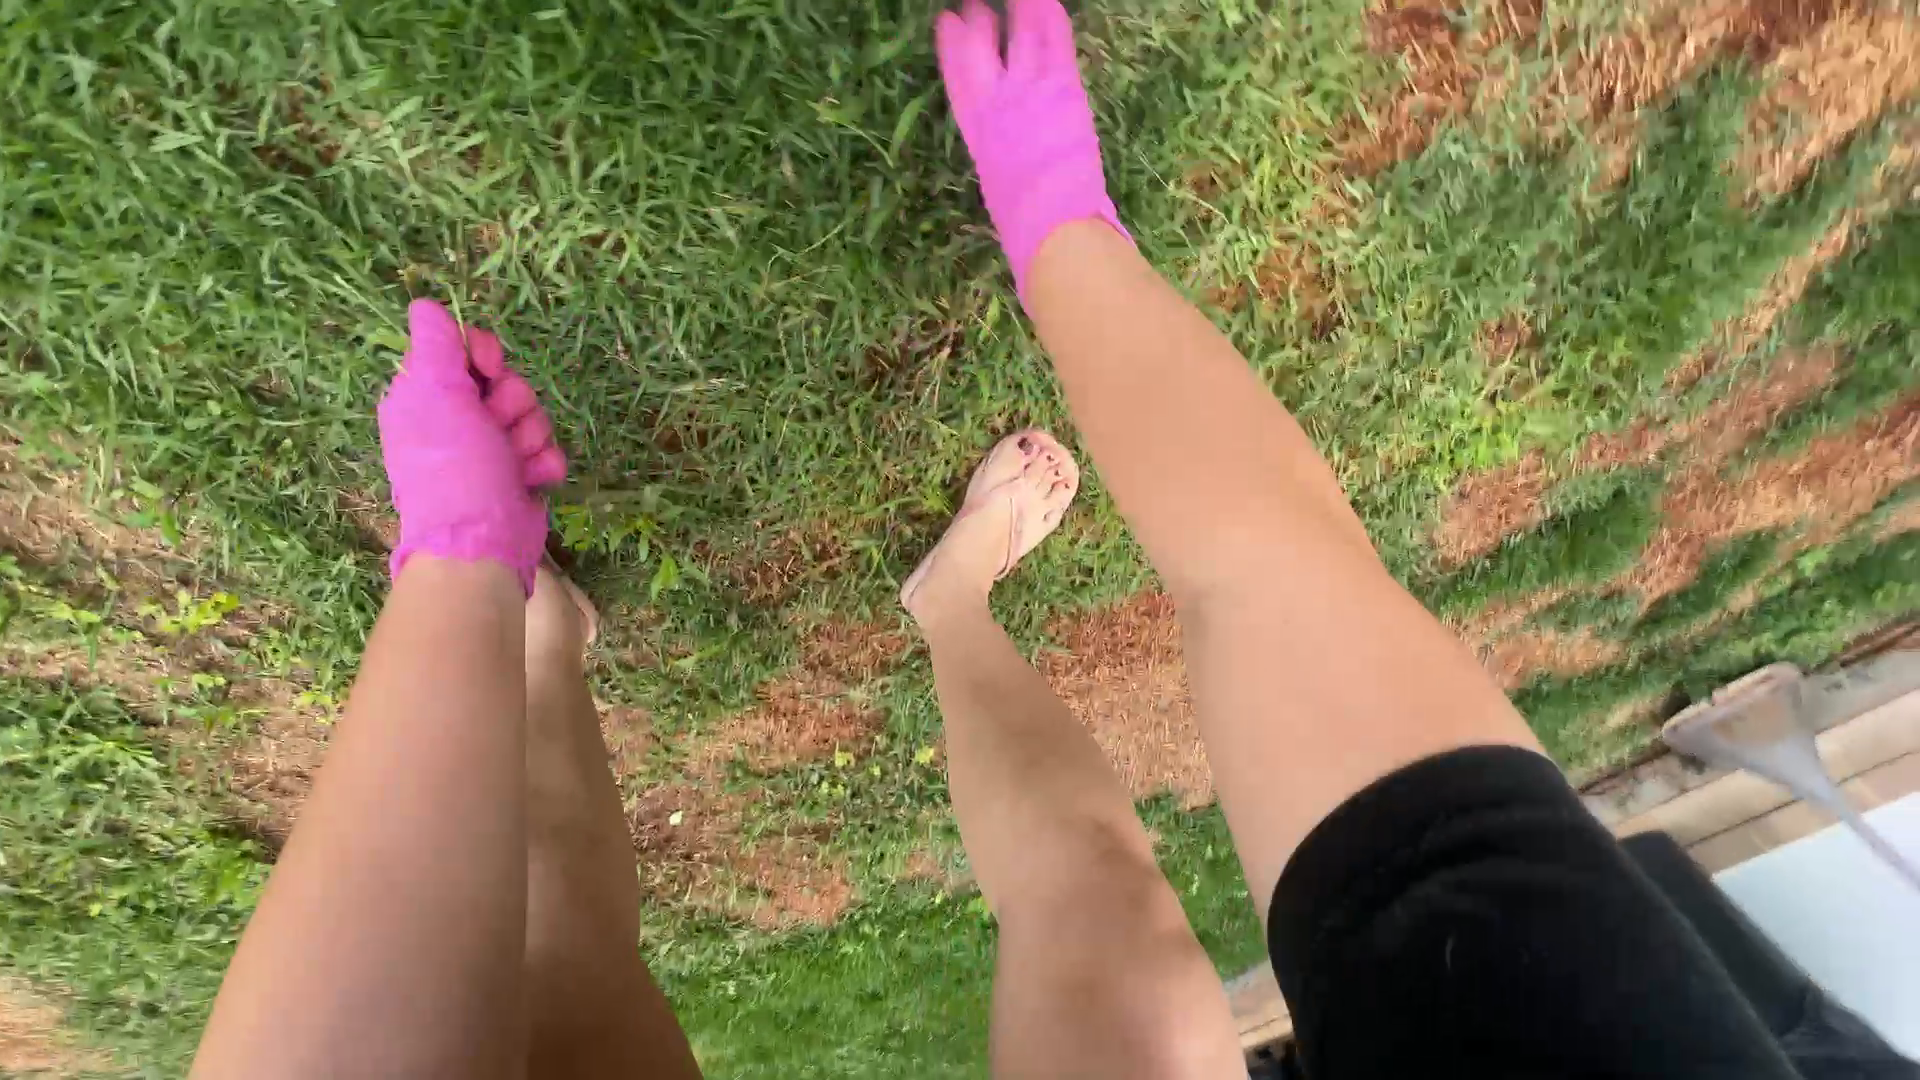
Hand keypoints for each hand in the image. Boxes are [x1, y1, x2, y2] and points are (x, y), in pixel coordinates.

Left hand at [377, 299, 566, 594]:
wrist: (482, 538)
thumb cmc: (454, 465)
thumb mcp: (436, 394)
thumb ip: (437, 346)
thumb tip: (427, 305)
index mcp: (429, 396)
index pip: (467, 351)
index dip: (486, 355)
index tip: (489, 369)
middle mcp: (460, 419)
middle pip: (508, 383)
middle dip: (515, 403)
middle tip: (498, 426)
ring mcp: (493, 449)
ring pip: (534, 417)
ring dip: (533, 436)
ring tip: (517, 460)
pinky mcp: (522, 474)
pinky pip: (549, 451)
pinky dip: (545, 464)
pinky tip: (532, 479)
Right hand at [936, 0, 1131, 298]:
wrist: (1054, 226)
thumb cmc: (1026, 227)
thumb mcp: (1000, 192)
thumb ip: (1002, 164)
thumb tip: (1008, 165)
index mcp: (977, 135)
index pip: (958, 79)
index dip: (950, 49)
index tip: (947, 25)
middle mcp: (995, 104)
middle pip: (979, 48)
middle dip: (976, 22)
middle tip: (977, 7)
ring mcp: (1027, 90)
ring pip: (1018, 33)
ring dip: (1016, 7)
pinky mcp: (1061, 85)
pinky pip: (1054, 38)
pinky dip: (1049, 15)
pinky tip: (1046, 2)